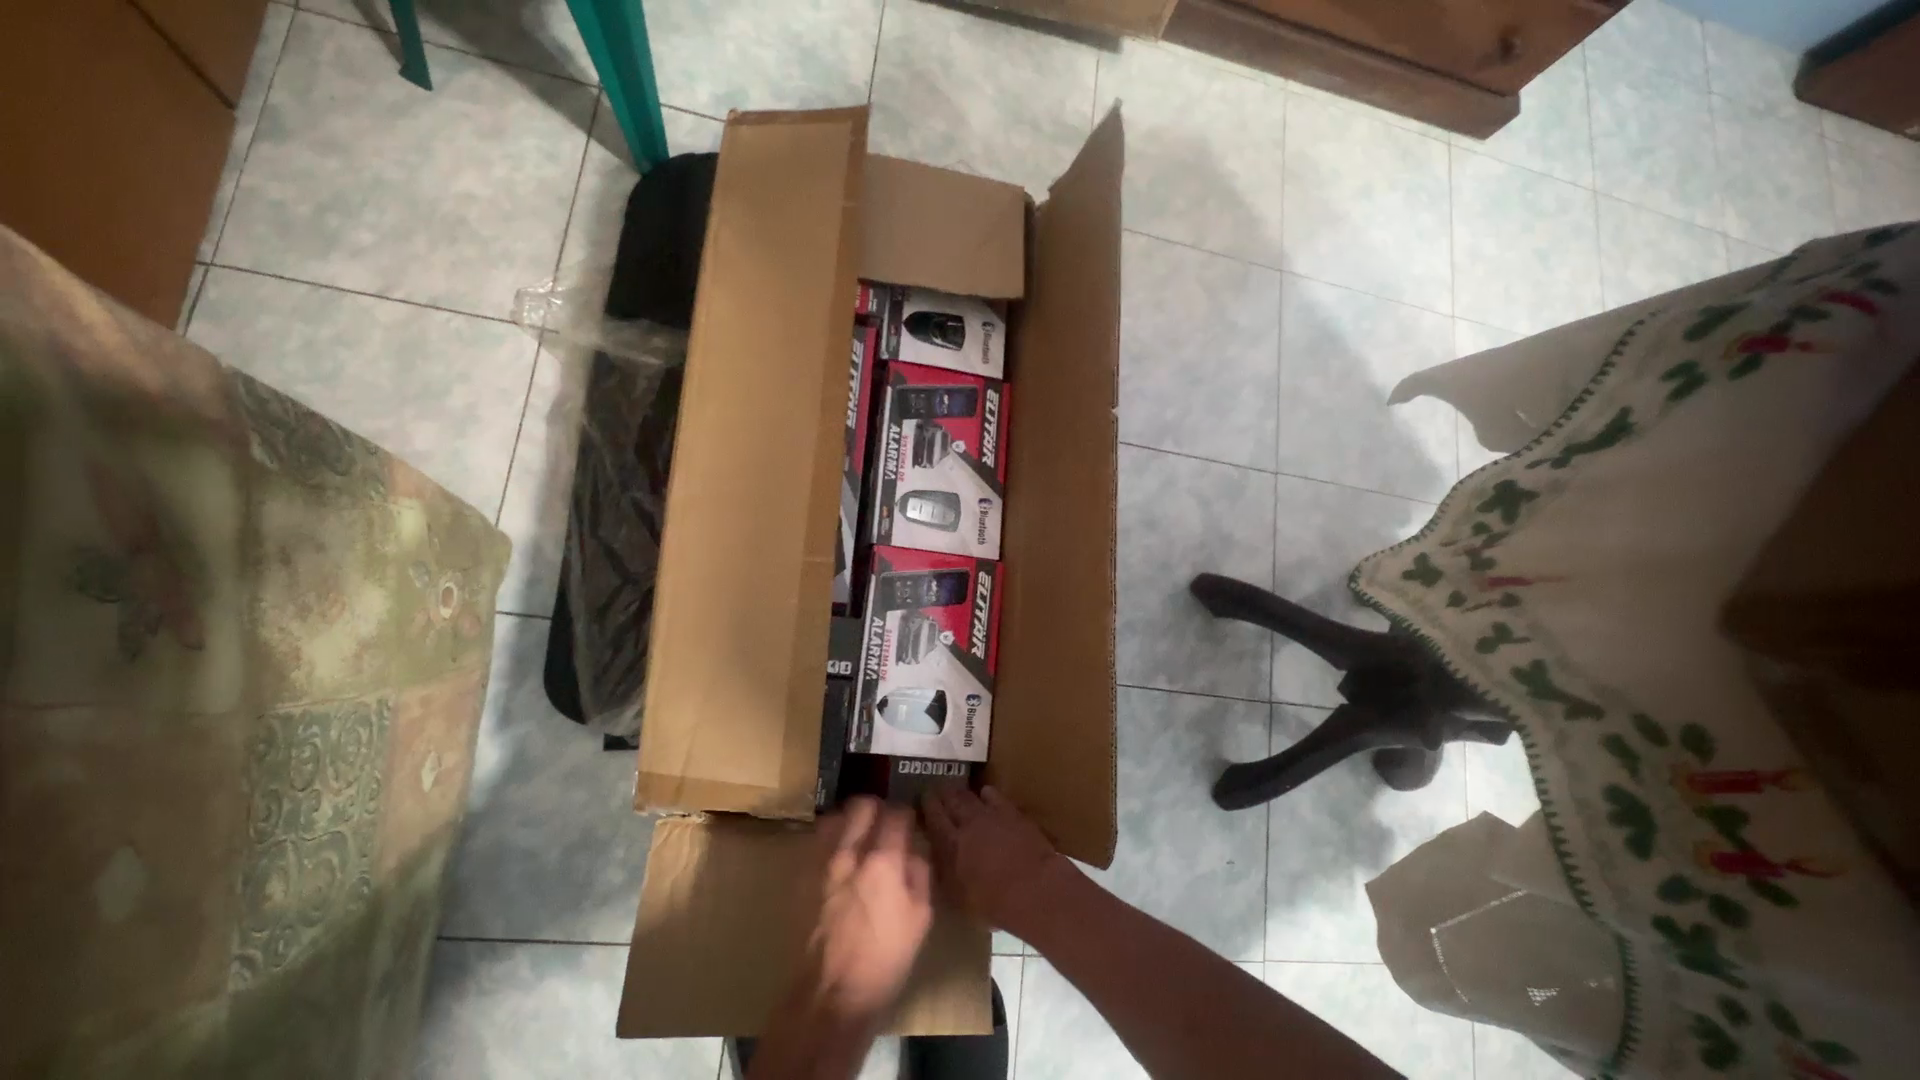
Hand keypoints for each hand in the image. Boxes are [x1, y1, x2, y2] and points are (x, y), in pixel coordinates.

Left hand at [807, 797, 933, 1019]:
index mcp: (883, 862)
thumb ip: (919, 875)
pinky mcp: (801, 877)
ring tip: (858, 837)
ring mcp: (820, 863)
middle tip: (884, 825)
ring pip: (834, 817)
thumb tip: (913, 852)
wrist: (831, 993)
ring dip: (849, 821)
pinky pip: (816, 843)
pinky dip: (829, 842)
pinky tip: (838, 860)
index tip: (909, 823)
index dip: (906, 814)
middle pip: (862, 805)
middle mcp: (849, 853)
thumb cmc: (884, 960)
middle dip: (877, 809)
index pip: (896, 814)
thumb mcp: (920, 919)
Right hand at [922, 785, 1081, 941]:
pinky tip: (986, 793)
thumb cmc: (994, 902)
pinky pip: (995, 797)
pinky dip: (988, 794)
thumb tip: (935, 861)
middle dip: (941, 793)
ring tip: (955, 788)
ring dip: (961, 791)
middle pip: (951, 801)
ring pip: (971, 796)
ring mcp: (991, 816)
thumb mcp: (958, 897)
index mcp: (951, 844)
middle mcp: (968, 824)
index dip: (927, 805)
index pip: (934, 818)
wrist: (1034, 888)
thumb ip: (945, 874)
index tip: (922, 796)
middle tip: (935, 787)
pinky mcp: (1012, 814)